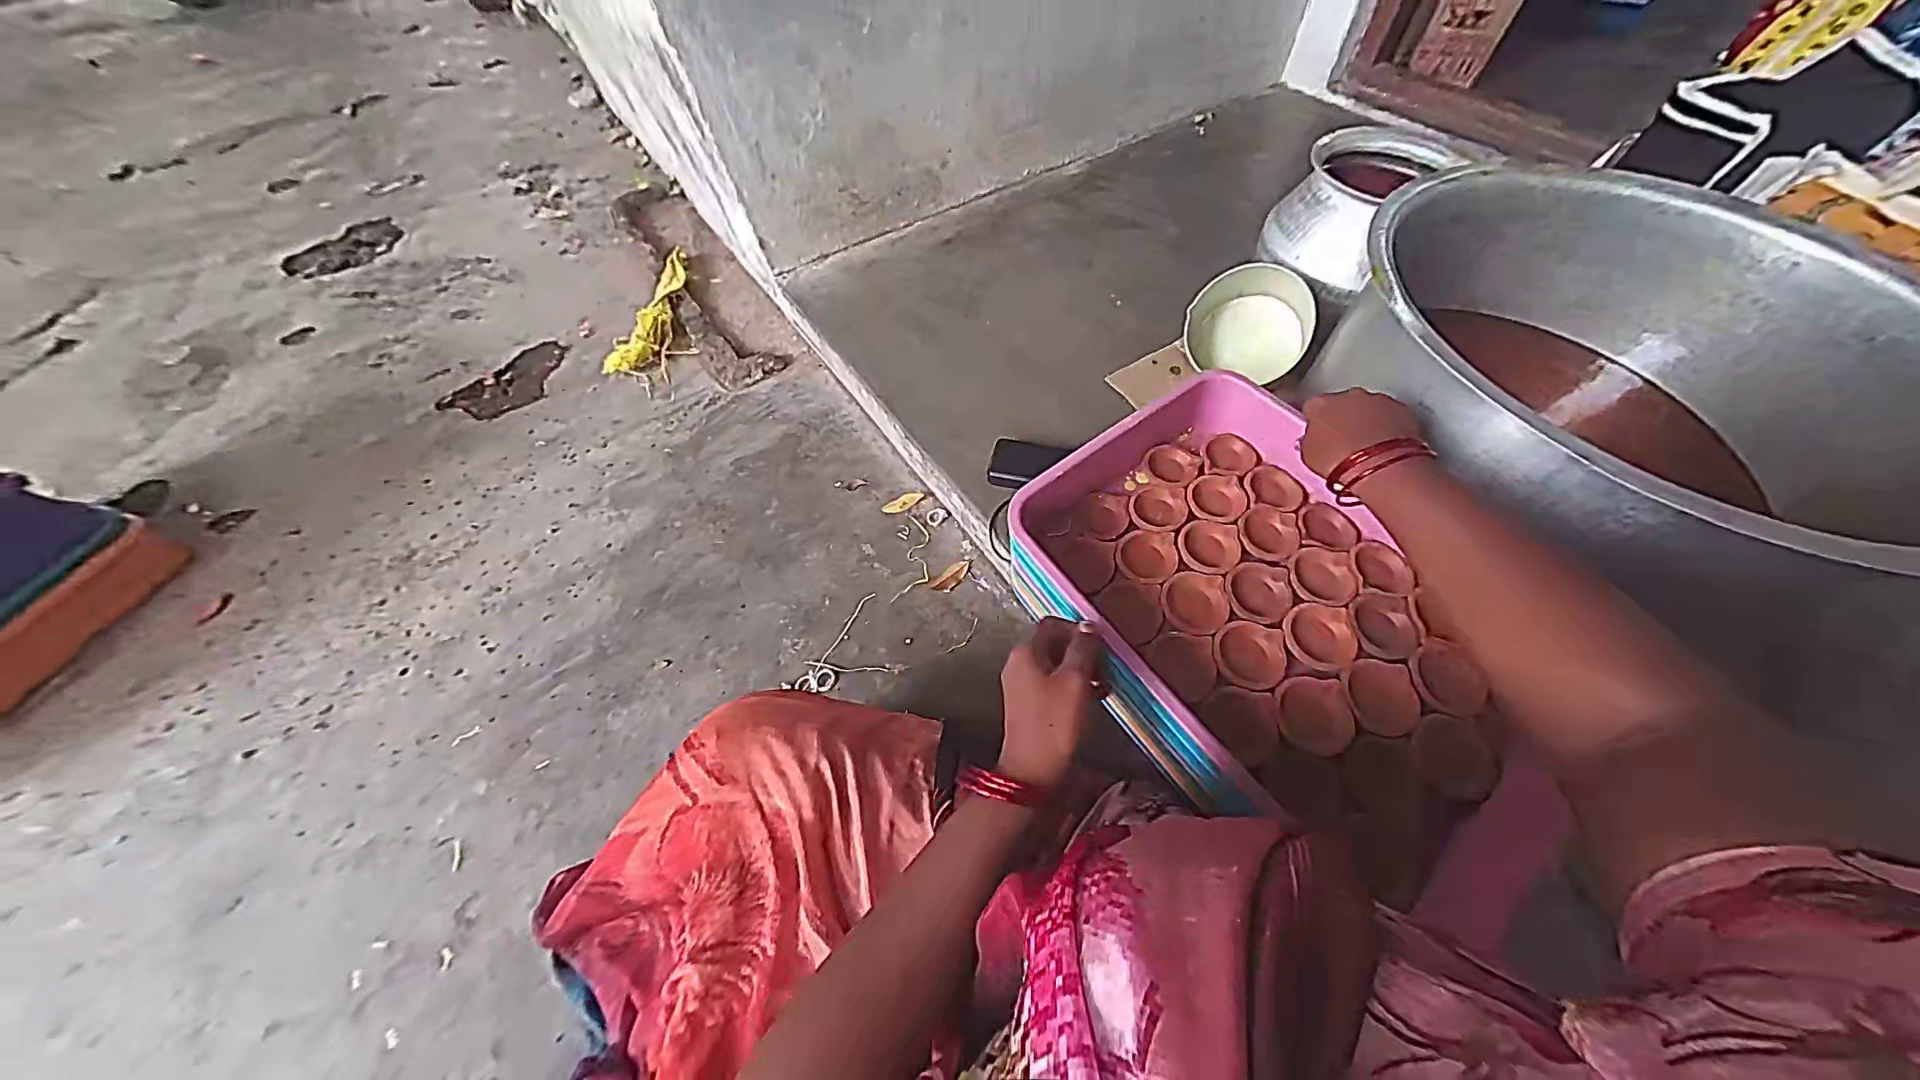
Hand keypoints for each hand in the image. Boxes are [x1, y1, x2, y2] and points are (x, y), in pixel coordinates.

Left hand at [997, 618, 1102, 787]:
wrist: (1034, 769)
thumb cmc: (1055, 722)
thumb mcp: (1075, 680)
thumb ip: (1083, 648)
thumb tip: (1088, 625)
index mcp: (1025, 652)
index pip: (1052, 624)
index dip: (1077, 628)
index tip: (1101, 643)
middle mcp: (1018, 663)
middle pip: (1054, 644)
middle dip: (1082, 651)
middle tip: (1106, 665)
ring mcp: (1020, 684)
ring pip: (1055, 665)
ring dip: (1081, 670)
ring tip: (1105, 683)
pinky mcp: (1028, 704)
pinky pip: (1052, 684)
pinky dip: (1072, 686)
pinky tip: (1094, 697)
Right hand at [1300, 389, 1423, 477]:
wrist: (1379, 465)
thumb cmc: (1341, 460)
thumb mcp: (1308, 456)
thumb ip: (1308, 441)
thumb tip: (1311, 441)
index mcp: (1320, 404)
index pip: (1312, 407)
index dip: (1314, 421)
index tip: (1318, 434)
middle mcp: (1349, 395)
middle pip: (1342, 402)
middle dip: (1342, 418)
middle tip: (1341, 442)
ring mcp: (1377, 400)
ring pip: (1368, 406)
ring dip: (1366, 421)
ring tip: (1364, 447)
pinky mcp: (1401, 409)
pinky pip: (1391, 414)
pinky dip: (1387, 425)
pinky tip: (1382, 445)